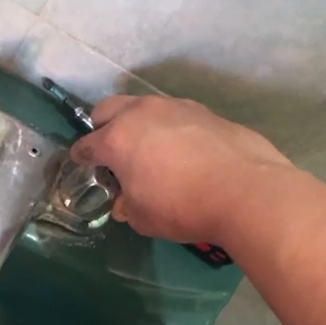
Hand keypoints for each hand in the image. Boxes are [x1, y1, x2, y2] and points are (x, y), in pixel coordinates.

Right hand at [71, 94, 299, 244]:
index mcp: (117, 138)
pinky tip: (179, 154)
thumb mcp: (139, 217)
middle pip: (108, 109)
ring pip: (143, 108)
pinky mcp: (205, 112)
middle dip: (102, 128)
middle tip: (110, 153)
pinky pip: (173, 116)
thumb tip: (126, 199)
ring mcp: (176, 107)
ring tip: (147, 153)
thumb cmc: (180, 206)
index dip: (80, 159)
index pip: (86, 145)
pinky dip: (167, 130)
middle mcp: (142, 113)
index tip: (82, 168)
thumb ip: (125, 203)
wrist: (245, 191)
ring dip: (137, 125)